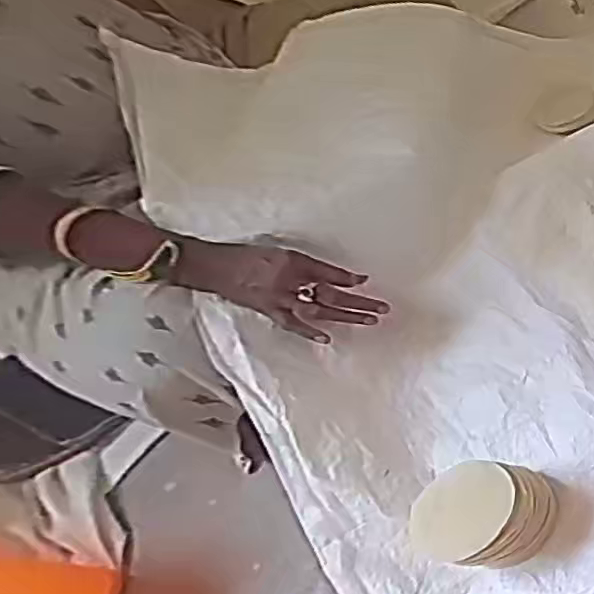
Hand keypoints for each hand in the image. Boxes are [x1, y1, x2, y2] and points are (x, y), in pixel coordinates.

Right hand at [174, 240, 388, 343]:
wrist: (209, 265)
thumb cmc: (248, 257)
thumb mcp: (287, 255)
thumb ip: (319, 268)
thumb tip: (354, 279)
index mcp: (294, 267)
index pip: (328, 275)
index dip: (347, 279)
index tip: (366, 282)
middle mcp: (288, 284)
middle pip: (331, 295)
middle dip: (359, 302)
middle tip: (383, 309)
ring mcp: (278, 299)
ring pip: (318, 310)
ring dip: (345, 316)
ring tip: (370, 320)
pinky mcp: (268, 310)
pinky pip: (291, 323)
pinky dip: (308, 331)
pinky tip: (326, 339)